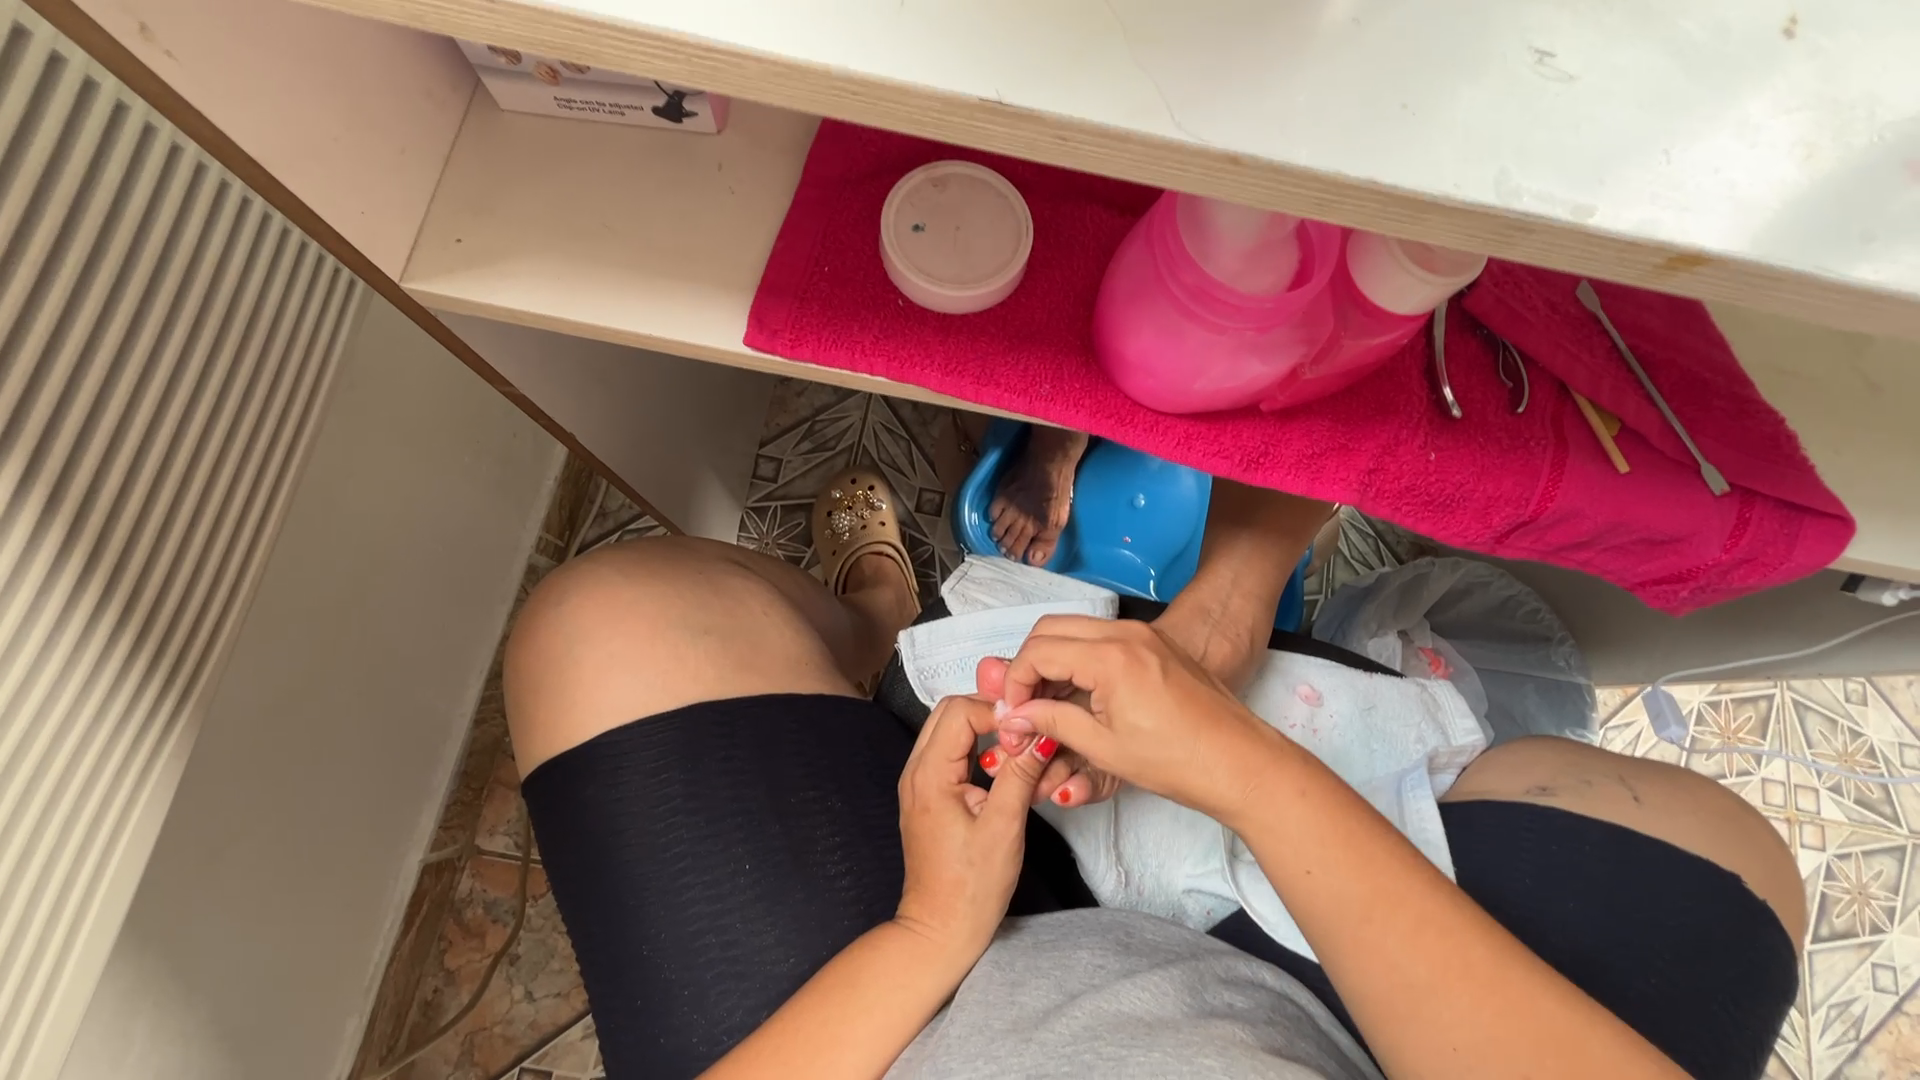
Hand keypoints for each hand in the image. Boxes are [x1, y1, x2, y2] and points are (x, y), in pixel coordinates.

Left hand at [895, 695, 1052, 956]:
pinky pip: (946, 750)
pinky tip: (1000, 760)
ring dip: (981, 725)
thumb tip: (1041, 734)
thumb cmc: (972, 887)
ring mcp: (917, 782)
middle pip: (948, 711)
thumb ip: (1021, 774)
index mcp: (930, 775)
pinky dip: (973, 743)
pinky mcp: (926, 794)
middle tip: (1024, 727)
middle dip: (988, 710)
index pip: (961, 711)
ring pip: (946, 728)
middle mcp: (915, 771)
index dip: (998, 711)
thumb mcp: (1004, 826)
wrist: (940, 930)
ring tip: (1017, 740)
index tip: (1029, 726)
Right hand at [994, 616, 1289, 823]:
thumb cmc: (1179, 760)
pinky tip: (1079, 696)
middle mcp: (1124, 632)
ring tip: (1048, 705)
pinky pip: (1100, 638)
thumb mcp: (1104, 747)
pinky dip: (1079, 659)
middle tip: (1024, 705)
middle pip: (1049, 629)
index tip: (1013, 713)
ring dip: (1053, 661)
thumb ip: (1051, 723)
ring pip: (1075, 630)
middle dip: (1028, 665)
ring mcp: (1142, 634)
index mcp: (1110, 656)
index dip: (1015, 683)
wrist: (1241, 762)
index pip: (1037, 652)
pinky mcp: (1153, 644)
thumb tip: (1014, 716)